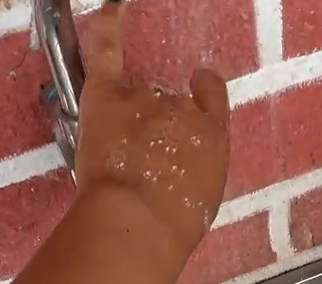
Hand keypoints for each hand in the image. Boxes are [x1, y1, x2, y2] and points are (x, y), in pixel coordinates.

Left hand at [75, 1, 229, 260]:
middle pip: (170, 107)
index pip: (211, 99)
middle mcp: (182, 107)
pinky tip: (114, 7)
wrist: (140, 219)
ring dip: (131, 121)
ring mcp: (144, 97)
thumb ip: (194, 175)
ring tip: (122, 160)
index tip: (196, 95)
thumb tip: (179, 173)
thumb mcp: (201, 203)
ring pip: (138, 100)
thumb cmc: (175, 225)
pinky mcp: (107, 94)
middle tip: (146, 165)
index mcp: (213, 136)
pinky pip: (108, 48)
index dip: (202, 98)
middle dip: (159, 130)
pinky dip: (109, 24)